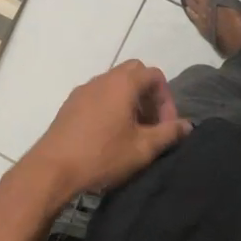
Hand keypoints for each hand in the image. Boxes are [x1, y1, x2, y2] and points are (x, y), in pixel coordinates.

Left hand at [18, 60, 189, 201]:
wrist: (52, 168)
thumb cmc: (102, 155)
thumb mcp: (142, 149)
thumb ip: (168, 133)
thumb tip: (187, 125)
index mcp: (122, 84)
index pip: (154, 75)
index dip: (166, 99)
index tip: (166, 126)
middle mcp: (103, 79)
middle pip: (134, 73)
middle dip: (148, 95)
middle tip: (151, 124)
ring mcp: (84, 89)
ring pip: (115, 83)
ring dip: (130, 100)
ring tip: (133, 131)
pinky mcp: (71, 103)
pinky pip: (99, 94)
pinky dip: (111, 105)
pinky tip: (110, 133)